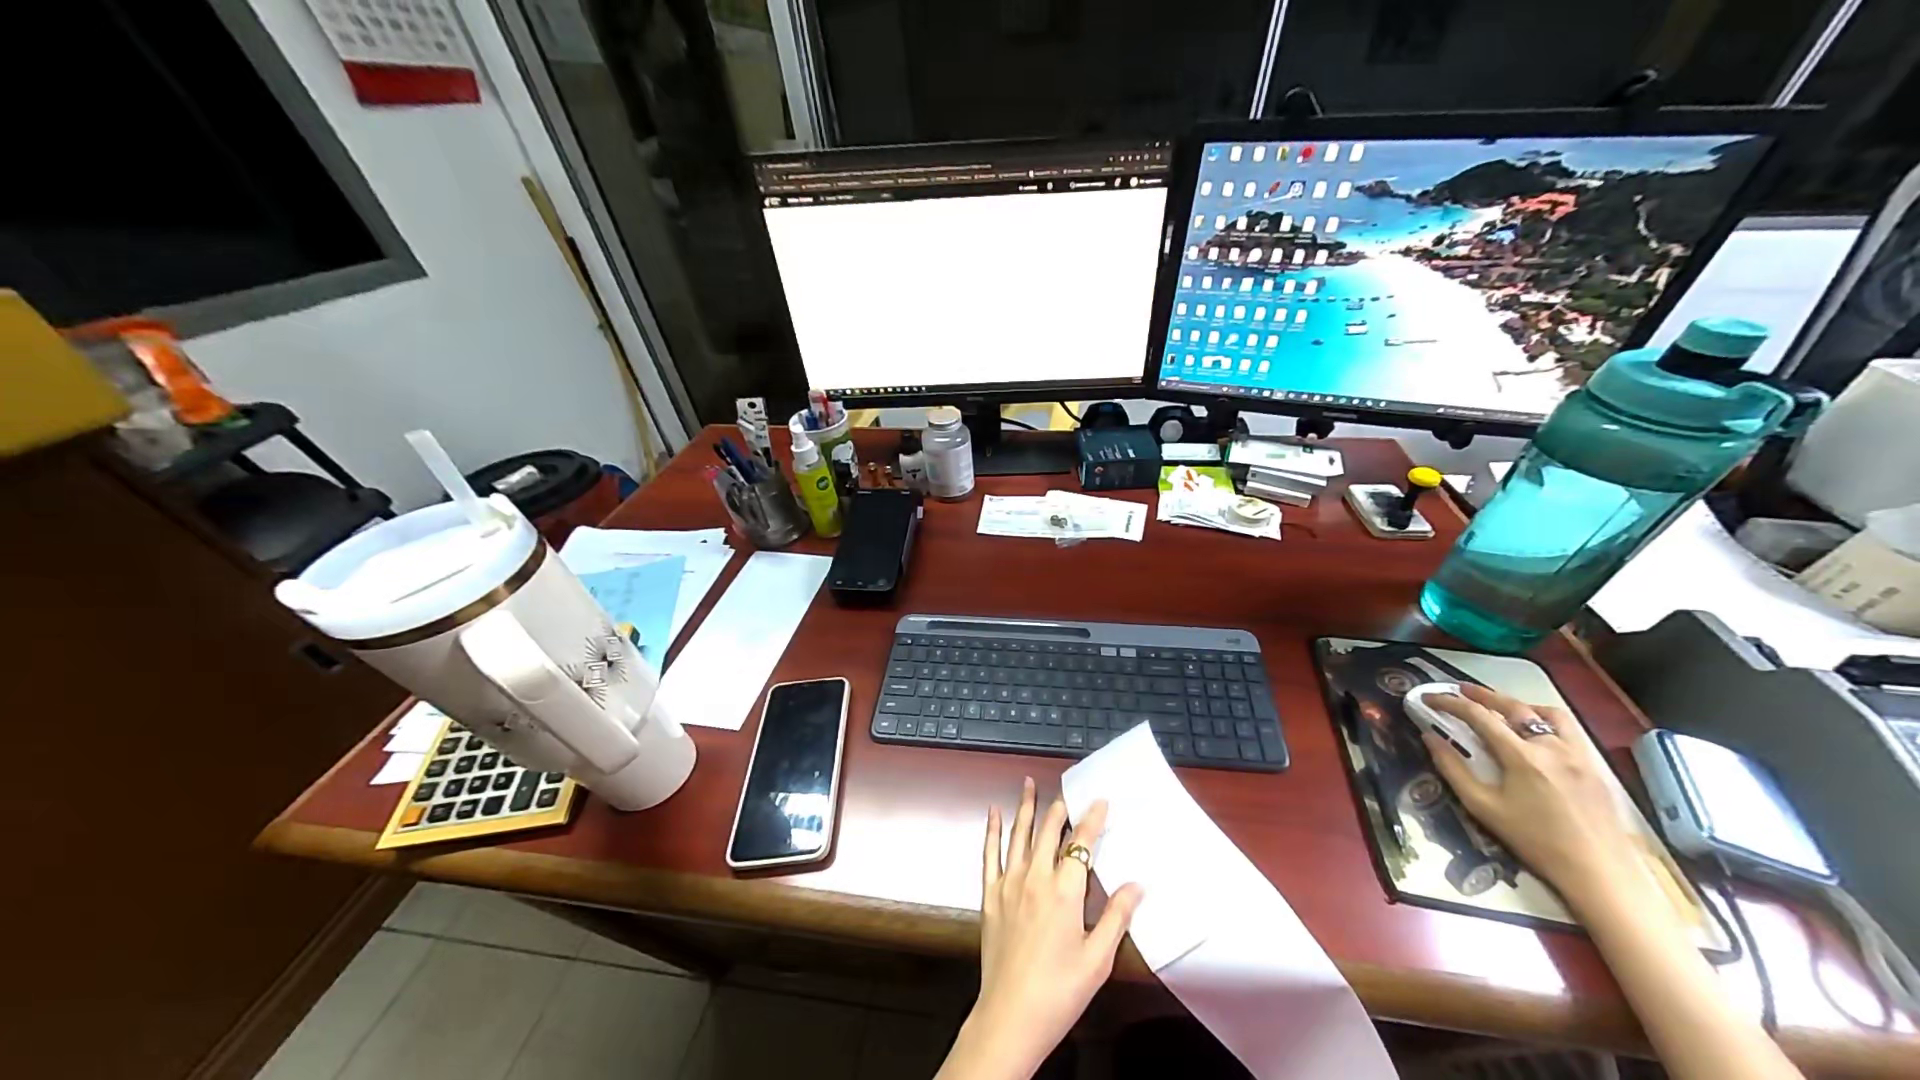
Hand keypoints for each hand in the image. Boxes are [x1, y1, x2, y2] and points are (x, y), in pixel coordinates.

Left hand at [938, 777, 1142, 1079]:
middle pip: (1049, 831)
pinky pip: (990, 854)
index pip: (1082, 843)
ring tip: (1028, 783)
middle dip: (1060, 808)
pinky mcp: (989, 895)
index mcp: (1065, 891)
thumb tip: (1137, 884)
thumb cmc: (1060, 990)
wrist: (1011, 1016)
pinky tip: (993, 813)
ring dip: (1026, 807)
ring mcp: (1009, 884)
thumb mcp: (1098, 958)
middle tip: (1068, 791)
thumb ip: (1116, 916)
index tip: (1100, 801)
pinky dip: (992, 830)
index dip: (1093, 819)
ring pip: (1019, 835)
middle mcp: (1035, 878)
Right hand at [1424, 685, 1654, 915]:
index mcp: (1521, 756)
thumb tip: (1430, 737)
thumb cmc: (1534, 840)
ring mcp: (1578, 754)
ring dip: (1519, 704)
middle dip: (1482, 695)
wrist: (1598, 871)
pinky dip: (1546, 719)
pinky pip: (1569, 729)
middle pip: (1513, 707)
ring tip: (1502, 706)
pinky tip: (1537, 730)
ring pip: (1546, 713)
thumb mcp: (1483, 807)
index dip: (1450, 703)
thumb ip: (1453, 769)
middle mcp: (1551, 746)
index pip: (1479, 717)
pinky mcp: (1594, 765)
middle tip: (1460, 690)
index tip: (1430, 698)